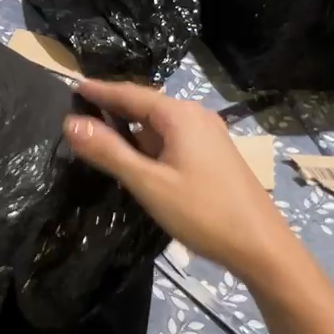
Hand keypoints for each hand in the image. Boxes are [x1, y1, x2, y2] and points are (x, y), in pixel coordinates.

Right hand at [64, 80, 299, 284]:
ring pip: (157, 124)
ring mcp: (207, 136)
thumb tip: (71, 122)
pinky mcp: (213, 155)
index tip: (72, 86)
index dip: (99, 90)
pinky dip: (147, 142)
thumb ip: (109, 152)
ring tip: (97, 134)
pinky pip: (171, 139)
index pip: (129, 93)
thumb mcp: (148, 183)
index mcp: (179, 115)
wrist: (262, 247)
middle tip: (77, 112)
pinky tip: (133, 157)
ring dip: (129, 127)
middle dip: (112, 107)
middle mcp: (195, 116)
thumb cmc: (204, 213)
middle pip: (144, 104)